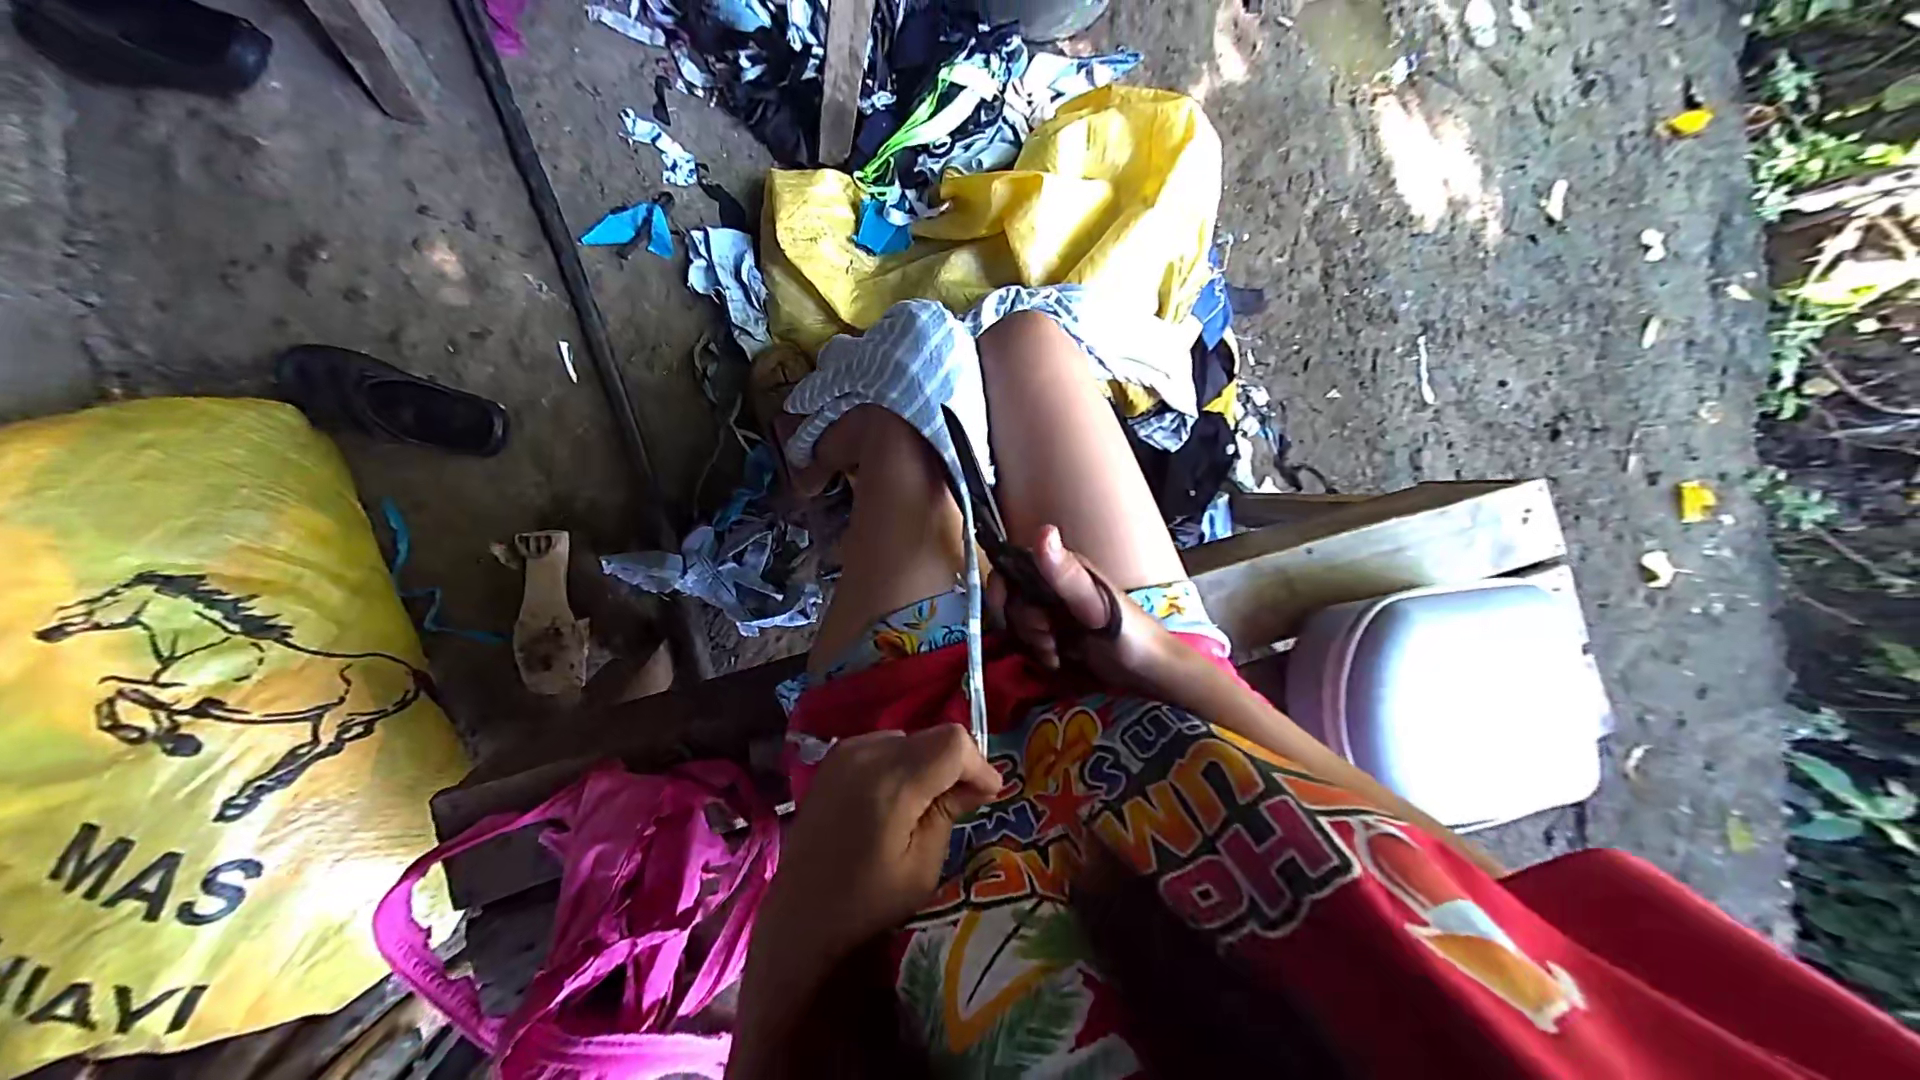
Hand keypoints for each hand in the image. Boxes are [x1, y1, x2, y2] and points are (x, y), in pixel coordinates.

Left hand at [757, 725, 1001, 965]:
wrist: (800, 912)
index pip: (953, 742)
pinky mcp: (834, 758)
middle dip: (958, 763)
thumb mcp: (922, 867)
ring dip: (930, 761)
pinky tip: (900, 795)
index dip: (978, 764)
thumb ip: (949, 813)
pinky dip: (903, 761)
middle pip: (934, 735)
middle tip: (967, 798)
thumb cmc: (866, 902)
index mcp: (891, 783)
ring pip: (911, 738)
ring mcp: (846, 751)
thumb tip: (980, 784)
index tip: (989, 793)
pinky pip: (885, 745)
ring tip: (931, 799)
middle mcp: (867, 754)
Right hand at [989, 525, 1203, 697]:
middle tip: (1050, 637)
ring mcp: (1055, 611)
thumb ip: (1065, 573)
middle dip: (1025, 625)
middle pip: (1012, 602)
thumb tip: (1043, 531)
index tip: (1003, 612)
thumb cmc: (1127, 632)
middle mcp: (1054, 586)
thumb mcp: (1094, 604)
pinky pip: (1031, 643)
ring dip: (1034, 643)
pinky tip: (1059, 660)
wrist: (1149, 671)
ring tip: (1058, 651)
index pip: (1011, 569)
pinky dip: (1040, 654)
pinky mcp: (1058, 635)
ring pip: (1019, 625)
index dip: (1001, 590)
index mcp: (1061, 569)